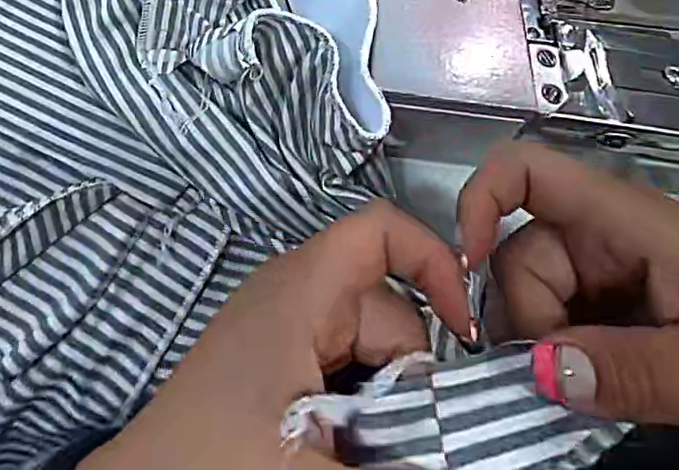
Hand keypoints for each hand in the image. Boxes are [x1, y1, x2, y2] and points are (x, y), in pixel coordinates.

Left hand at [84, 199, 471, 468]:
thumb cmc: (213, 460)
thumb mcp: (313, 461)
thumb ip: (398, 453)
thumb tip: (465, 447)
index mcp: (304, 288)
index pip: (381, 231)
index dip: (432, 259)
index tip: (464, 328)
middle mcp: (297, 292)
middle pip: (387, 307)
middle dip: (406, 373)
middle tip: (391, 435)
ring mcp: (285, 324)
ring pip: (368, 346)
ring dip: (382, 398)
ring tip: (357, 445)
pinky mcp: (277, 358)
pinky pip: (341, 364)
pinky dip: (357, 402)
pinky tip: (342, 443)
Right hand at [458, 143, 678, 469]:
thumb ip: (633, 372)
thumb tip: (537, 370)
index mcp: (632, 219)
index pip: (530, 169)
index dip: (481, 199)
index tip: (466, 267)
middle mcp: (613, 238)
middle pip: (523, 251)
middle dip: (525, 314)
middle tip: (564, 380)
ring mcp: (620, 279)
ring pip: (541, 297)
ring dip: (545, 347)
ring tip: (596, 394)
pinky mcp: (628, 317)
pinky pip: (570, 329)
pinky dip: (567, 363)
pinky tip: (597, 396)